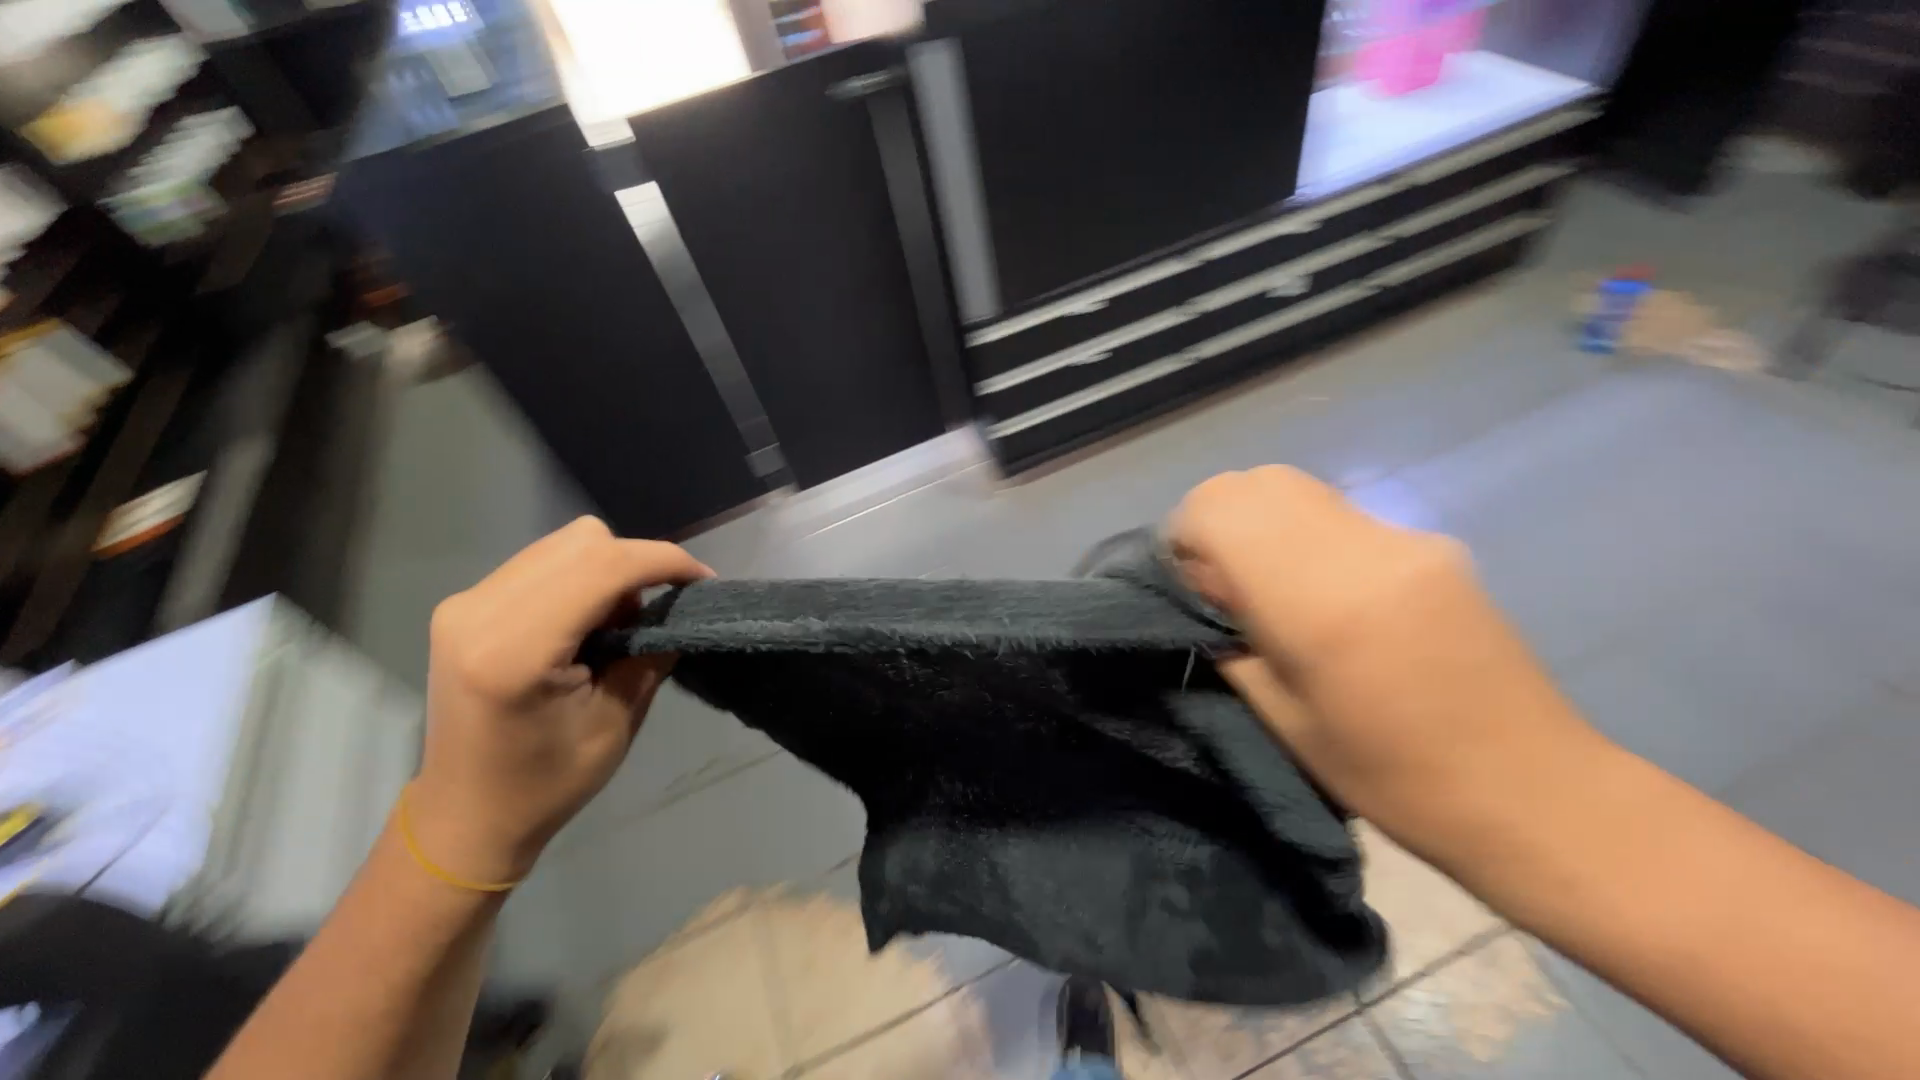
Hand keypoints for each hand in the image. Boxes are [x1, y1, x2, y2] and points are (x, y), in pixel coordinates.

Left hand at [409, 518, 712, 883]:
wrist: (465, 816)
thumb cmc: (546, 784)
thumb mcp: (616, 723)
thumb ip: (649, 653)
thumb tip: (677, 607)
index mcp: (515, 650)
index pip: (603, 567)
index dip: (663, 562)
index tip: (703, 581)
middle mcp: (480, 612)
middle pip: (583, 542)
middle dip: (637, 564)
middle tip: (654, 613)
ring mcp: (465, 604)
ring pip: (562, 544)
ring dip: (607, 569)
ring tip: (617, 622)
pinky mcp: (463, 606)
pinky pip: (540, 562)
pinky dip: (579, 577)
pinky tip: (584, 622)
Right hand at [1167, 467, 1599, 832]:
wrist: (1532, 790)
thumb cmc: (1395, 779)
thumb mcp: (1285, 724)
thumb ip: (1232, 644)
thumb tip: (1203, 596)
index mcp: (1318, 600)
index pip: (1217, 509)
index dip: (1183, 538)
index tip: (1186, 588)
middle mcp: (1362, 548)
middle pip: (1256, 483)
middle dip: (1218, 523)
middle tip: (1221, 588)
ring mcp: (1404, 539)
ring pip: (1299, 491)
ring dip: (1263, 525)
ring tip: (1271, 593)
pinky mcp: (1433, 545)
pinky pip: (1342, 517)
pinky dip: (1307, 539)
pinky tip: (1328, 599)